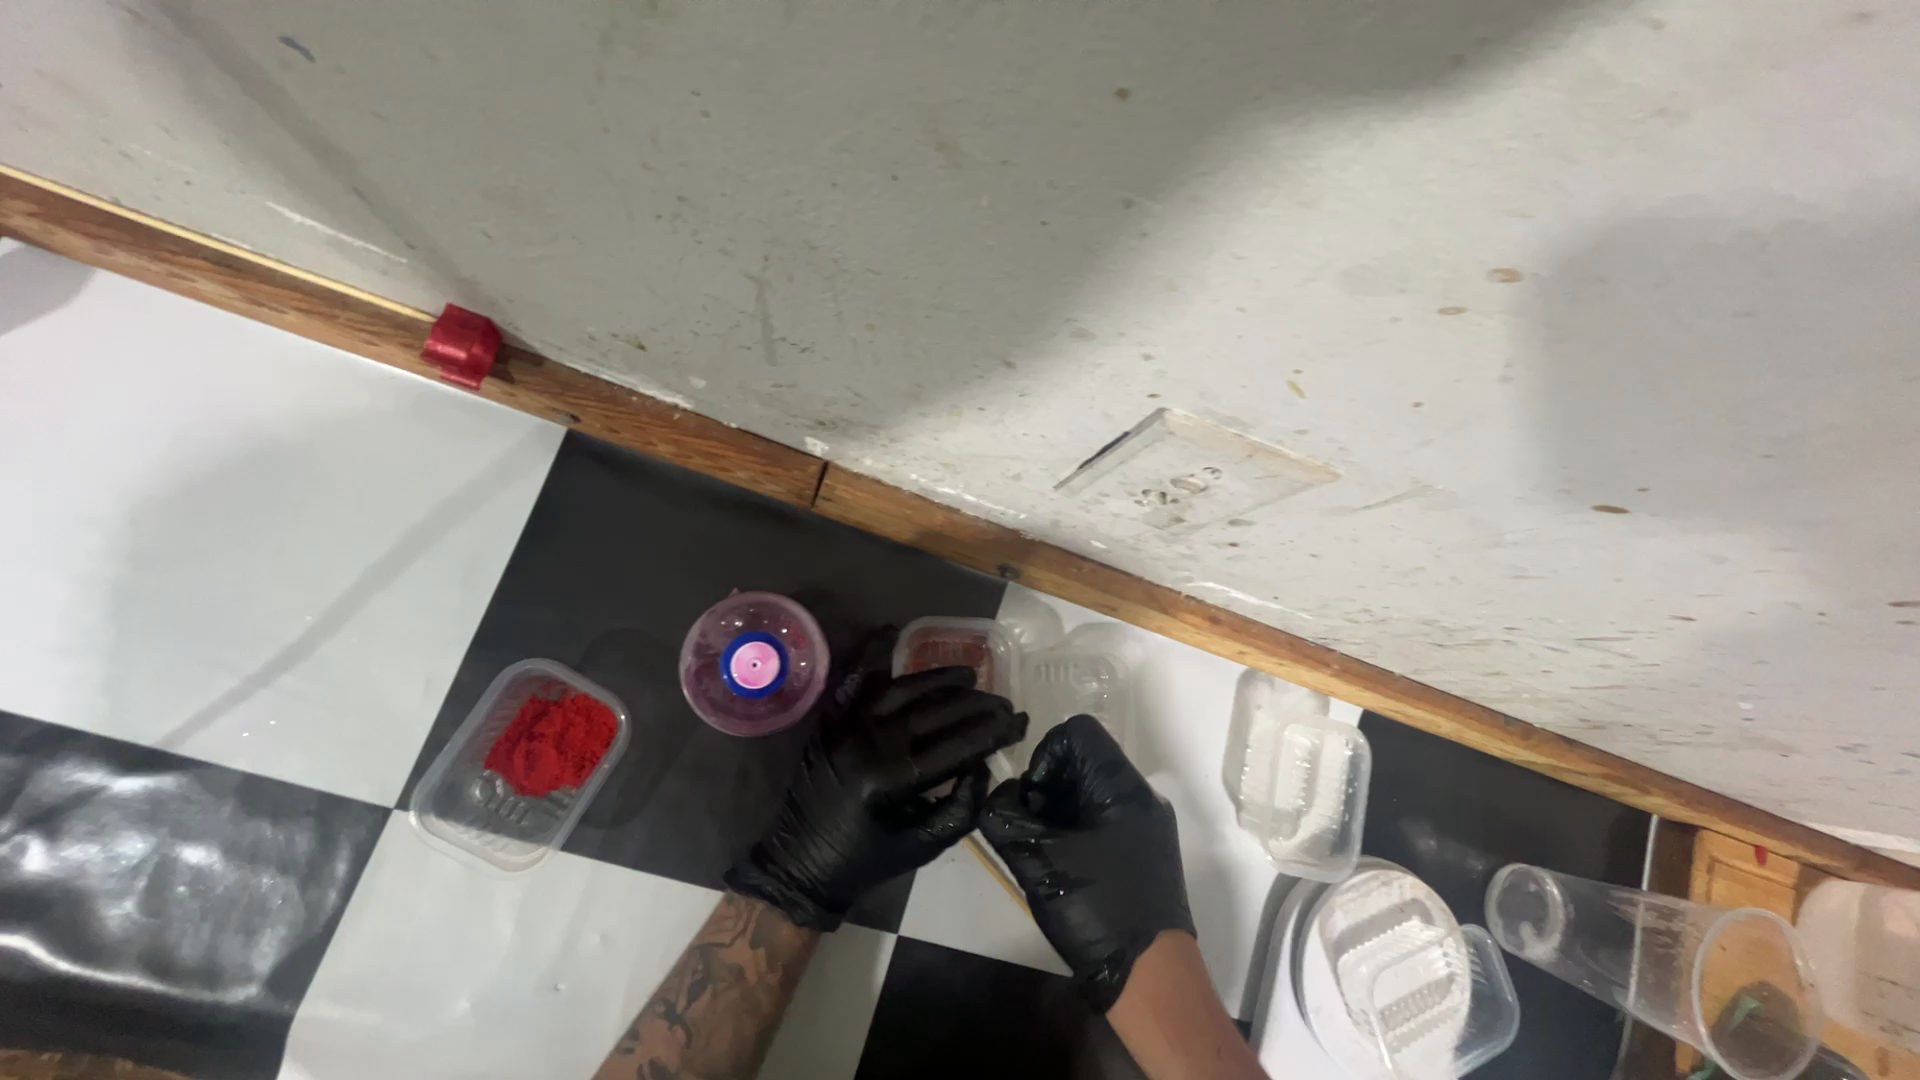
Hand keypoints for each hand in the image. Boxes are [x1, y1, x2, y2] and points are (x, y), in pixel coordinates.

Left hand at [726, 665, 1026, 930]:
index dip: (994, 732)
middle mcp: (869, 742)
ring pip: (902, 687)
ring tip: (970, 674)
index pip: (957, 745)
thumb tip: (982, 764)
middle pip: (935, 710)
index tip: (1020, 722)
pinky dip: (872, 652)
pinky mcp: (830, 719)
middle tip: (1003, 703)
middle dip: (977, 705)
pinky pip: (854, 678)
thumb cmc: (866, 860)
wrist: (798, 864)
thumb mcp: (923, 847)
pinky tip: (891, 632)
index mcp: (893, 780)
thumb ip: (961, 808)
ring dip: (939, 677)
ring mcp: (846, 724)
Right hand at [981, 714, 1193, 1011]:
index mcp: (1123, 789)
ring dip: (1058, 812)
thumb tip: (998, 797)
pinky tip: (1061, 866)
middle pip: (1082, 761)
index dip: (1045, 756)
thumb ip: (1007, 819)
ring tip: (1043, 852)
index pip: (1077, 733)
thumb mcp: (1040, 861)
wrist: (1152, 980)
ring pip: (1088, 791)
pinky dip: (1074, 830)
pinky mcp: (1142, 852)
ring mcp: (1145, 826)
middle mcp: (1140, 798)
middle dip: (1047, 787)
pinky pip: (1101, 818)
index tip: (1034, 800)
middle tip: (1032, 829)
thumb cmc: (1099, 912)